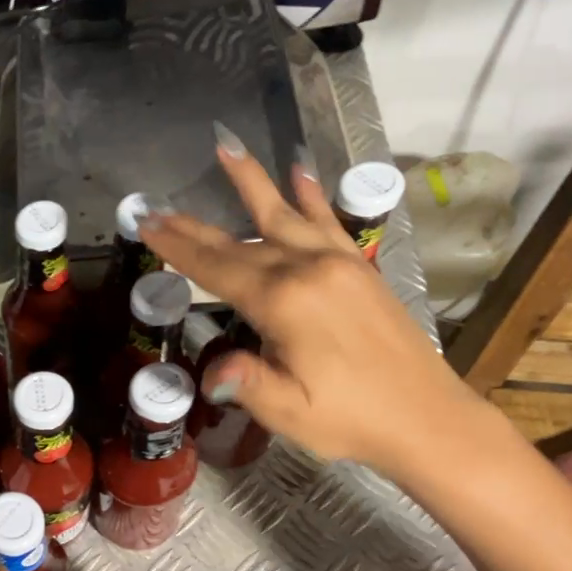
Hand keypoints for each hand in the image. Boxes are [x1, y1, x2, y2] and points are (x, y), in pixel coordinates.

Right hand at [138, 133, 497, 477]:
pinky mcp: (358, 270)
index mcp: (284, 303)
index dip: (176, 248)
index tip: (145, 225)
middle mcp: (309, 270)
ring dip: (252, 185)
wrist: (426, 418)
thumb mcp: (288, 410)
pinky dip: (311, 197)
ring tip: (227, 150)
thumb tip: (214, 370)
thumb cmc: (348, 420)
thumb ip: (246, 384)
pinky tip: (299, 173)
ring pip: (284, 217)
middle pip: (239, 242)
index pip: (216, 268)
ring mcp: (338, 264)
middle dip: (194, 226)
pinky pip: (329, 223)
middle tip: (158, 207)